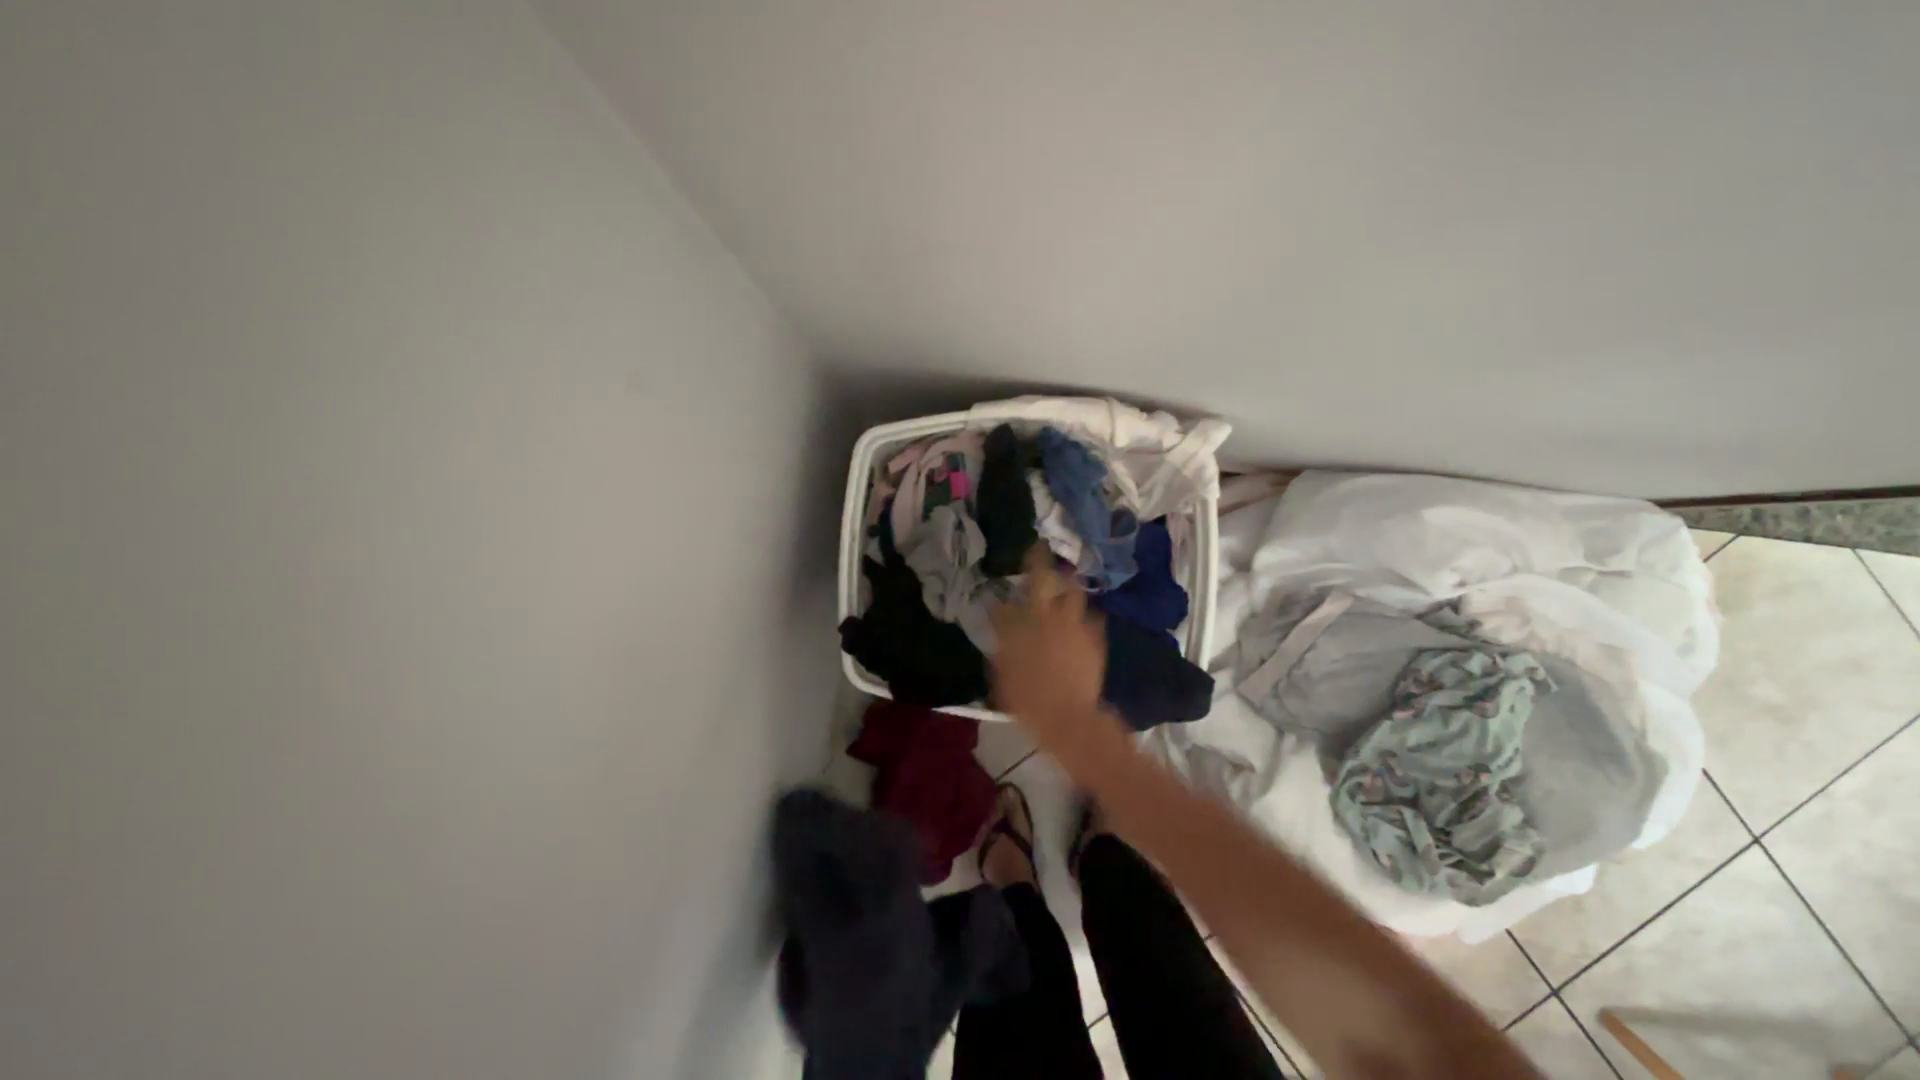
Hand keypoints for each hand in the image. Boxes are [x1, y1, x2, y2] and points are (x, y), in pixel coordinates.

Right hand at [990, 548, 1108, 741]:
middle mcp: (1048, 616)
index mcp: (1022, 622)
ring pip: (1073, 591)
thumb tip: (997, 615)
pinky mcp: (1095, 637)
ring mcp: (1075, 624)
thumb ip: (1001, 639)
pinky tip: (1085, 616)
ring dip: (1068, 582)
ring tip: (1068, 577)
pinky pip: (1093, 616)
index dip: (1009, 579)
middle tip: (1040, 548)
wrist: (1067, 716)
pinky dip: (1087, 613)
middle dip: (1040, 560)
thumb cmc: (1027, 699)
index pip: (1009, 594)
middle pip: (1044, 578)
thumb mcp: (1002, 671)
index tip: (1010, 566)